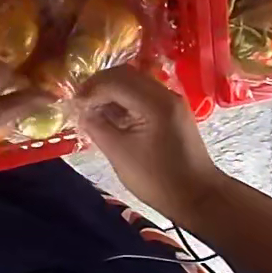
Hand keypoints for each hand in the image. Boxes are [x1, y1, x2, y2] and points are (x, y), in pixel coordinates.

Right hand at [73, 66, 225, 226]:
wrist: (198, 197)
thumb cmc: (157, 179)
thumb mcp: (119, 154)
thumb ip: (97, 127)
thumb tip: (81, 111)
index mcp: (155, 103)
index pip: (115, 81)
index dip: (90, 90)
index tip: (73, 106)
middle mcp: (165, 94)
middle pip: (125, 75)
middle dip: (99, 86)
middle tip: (80, 104)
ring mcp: (171, 102)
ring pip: (134, 83)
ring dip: (110, 92)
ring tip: (92, 111)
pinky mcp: (171, 112)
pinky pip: (142, 95)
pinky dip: (123, 101)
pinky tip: (110, 117)